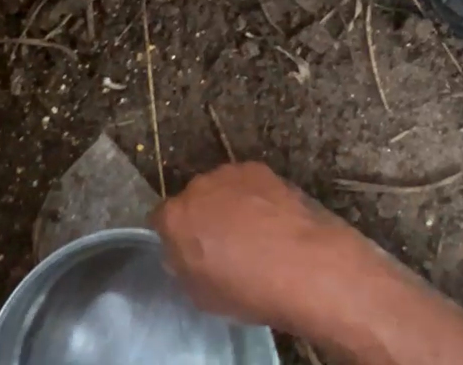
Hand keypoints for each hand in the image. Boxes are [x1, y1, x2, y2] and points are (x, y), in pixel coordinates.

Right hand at [152, 162, 374, 334]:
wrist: (302, 263)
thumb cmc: (247, 289)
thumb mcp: (201, 295)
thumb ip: (184, 267)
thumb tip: (183, 254)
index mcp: (175, 218)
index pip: (160, 219)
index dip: (173, 235)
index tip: (187, 252)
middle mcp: (197, 187)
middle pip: (192, 199)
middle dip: (203, 217)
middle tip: (223, 244)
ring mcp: (230, 173)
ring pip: (221, 188)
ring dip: (228, 204)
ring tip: (254, 232)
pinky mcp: (259, 168)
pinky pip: (247, 183)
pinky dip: (254, 196)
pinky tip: (272, 219)